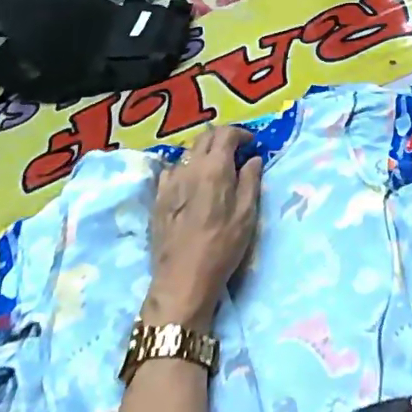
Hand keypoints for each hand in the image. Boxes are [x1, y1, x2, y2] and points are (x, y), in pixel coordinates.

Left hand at [143, 126, 260, 329]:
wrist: (182, 278)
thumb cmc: (221, 246)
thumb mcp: (246, 215)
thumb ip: (250, 181)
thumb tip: (253, 158)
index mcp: (214, 167)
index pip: (225, 133)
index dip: (240, 133)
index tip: (251, 142)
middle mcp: (190, 165)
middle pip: (205, 137)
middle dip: (222, 138)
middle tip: (235, 151)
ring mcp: (170, 179)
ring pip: (189, 153)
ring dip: (204, 153)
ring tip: (215, 169)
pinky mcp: (158, 194)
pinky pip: (173, 170)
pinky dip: (187, 169)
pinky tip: (192, 184)